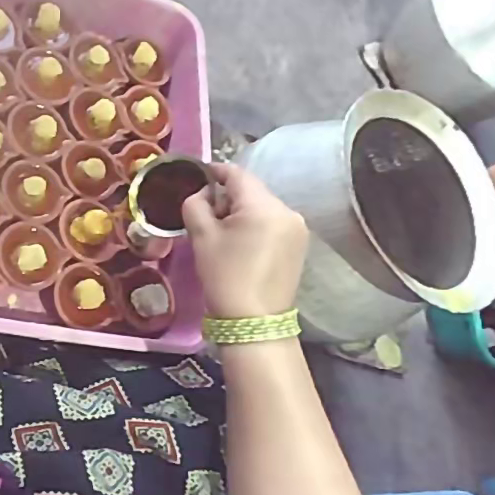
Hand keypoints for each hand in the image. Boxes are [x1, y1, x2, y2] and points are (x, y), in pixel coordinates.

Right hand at [181, 164, 307, 318]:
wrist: (253, 322)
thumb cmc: (225, 276)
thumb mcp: (202, 237)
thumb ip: (196, 205)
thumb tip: (203, 195)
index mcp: (264, 206)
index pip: (237, 174)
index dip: (214, 172)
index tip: (196, 178)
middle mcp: (287, 210)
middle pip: (251, 191)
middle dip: (226, 197)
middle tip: (204, 216)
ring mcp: (297, 229)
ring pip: (261, 208)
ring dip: (240, 213)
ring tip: (221, 235)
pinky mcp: (298, 246)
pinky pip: (271, 224)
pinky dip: (254, 227)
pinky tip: (240, 247)